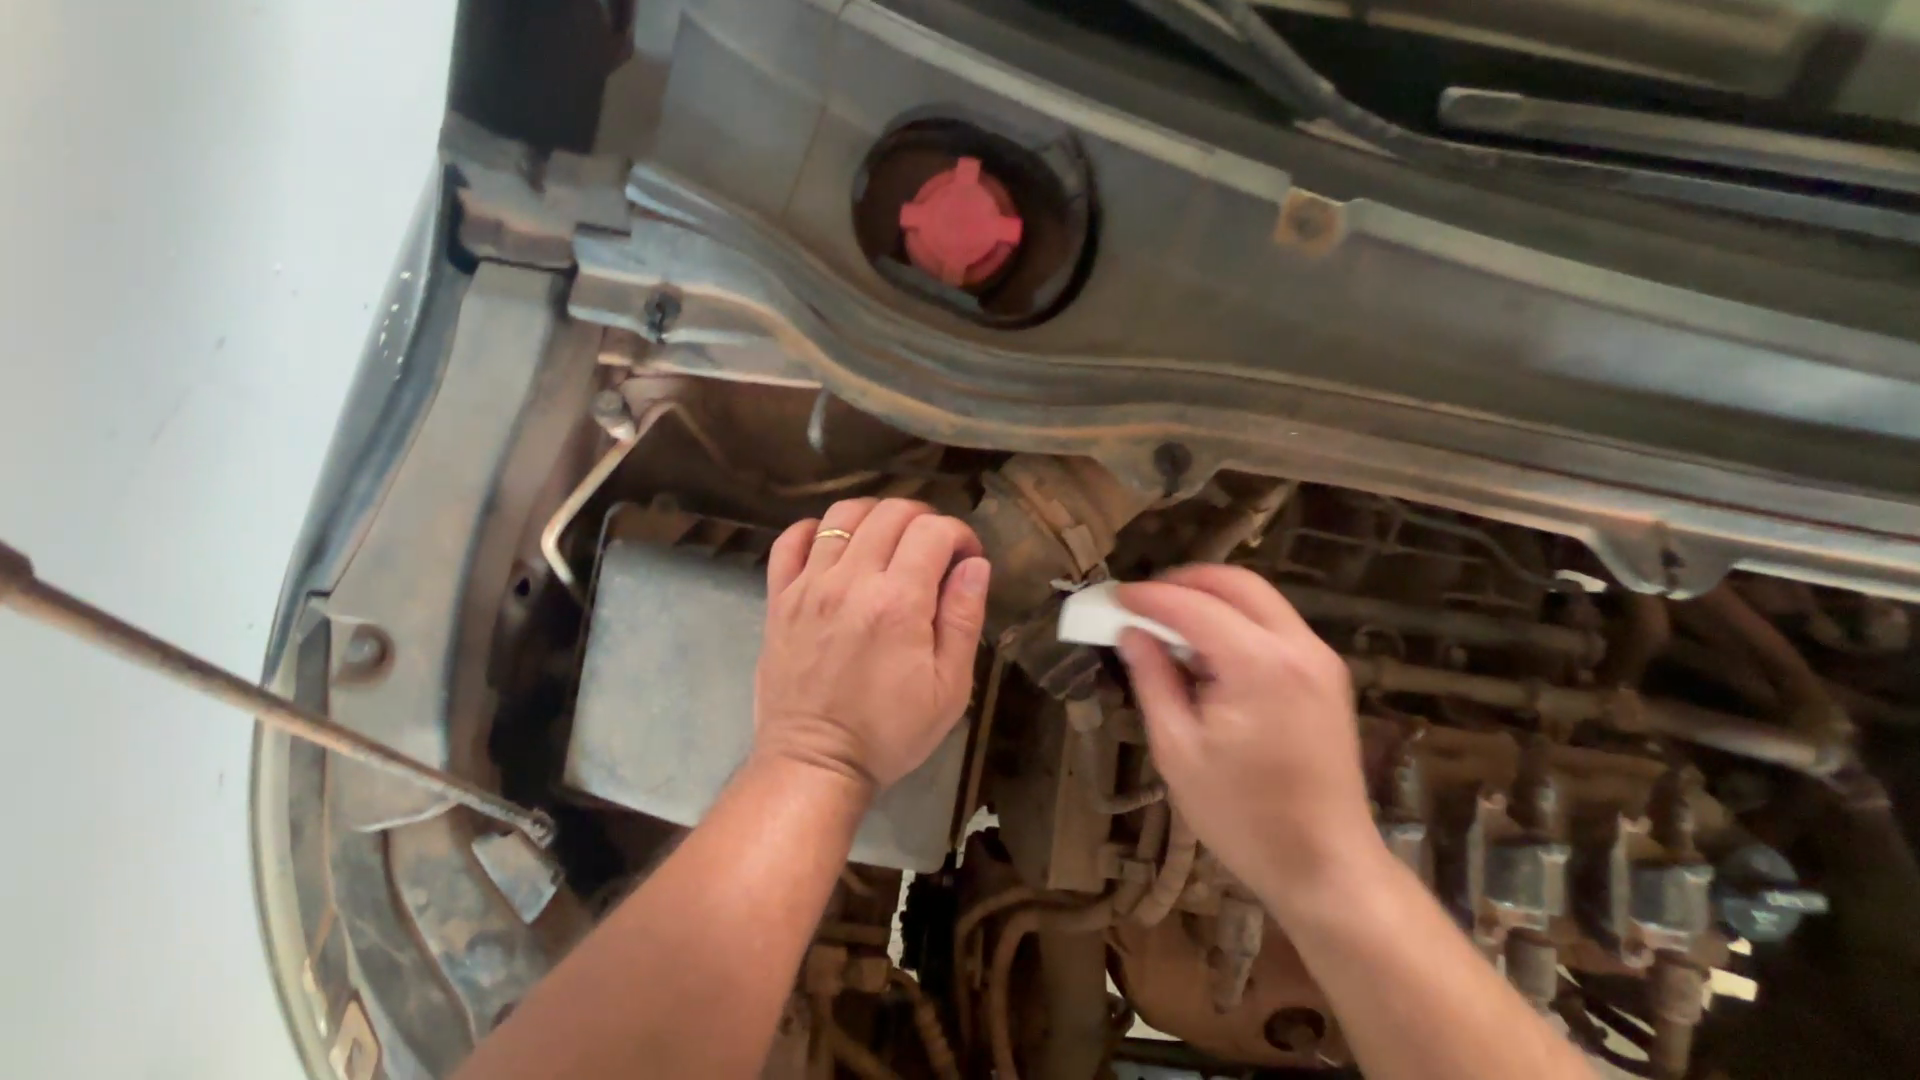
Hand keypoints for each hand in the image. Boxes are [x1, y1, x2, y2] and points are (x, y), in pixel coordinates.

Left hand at [754, 497, 990, 791]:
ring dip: (876, 516)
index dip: (960, 534)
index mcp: (899, 602)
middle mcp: (851, 581)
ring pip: (843, 514)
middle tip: (934, 549)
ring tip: (890, 542)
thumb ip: (964, 619)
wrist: (813, 764)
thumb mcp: (949, 688)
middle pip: (890, 512)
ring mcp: (809, 586)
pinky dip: (818, 530)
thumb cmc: (890, 733)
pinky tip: (837, 548)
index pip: (934, 531)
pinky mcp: (779, 598)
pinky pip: (792, 540)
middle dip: (924, 519)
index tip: (966, 558)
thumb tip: (975, 565)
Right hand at [1115, 565, 1374, 909]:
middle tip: (1143, 603)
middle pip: (1238, 583)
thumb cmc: (1243, 817)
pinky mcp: (1328, 678)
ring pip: (1261, 600)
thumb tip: (1131, 634)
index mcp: (1260, 665)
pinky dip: (1238, 623)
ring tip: (1169, 628)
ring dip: (1213, 601)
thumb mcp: (1178, 751)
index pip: (1194, 606)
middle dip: (1185, 583)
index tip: (1114, 598)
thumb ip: (1153, 680)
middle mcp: (1298, 648)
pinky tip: (1209, 654)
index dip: (1149, 597)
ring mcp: (1321, 661)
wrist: (1326, 866)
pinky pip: (1276, 627)